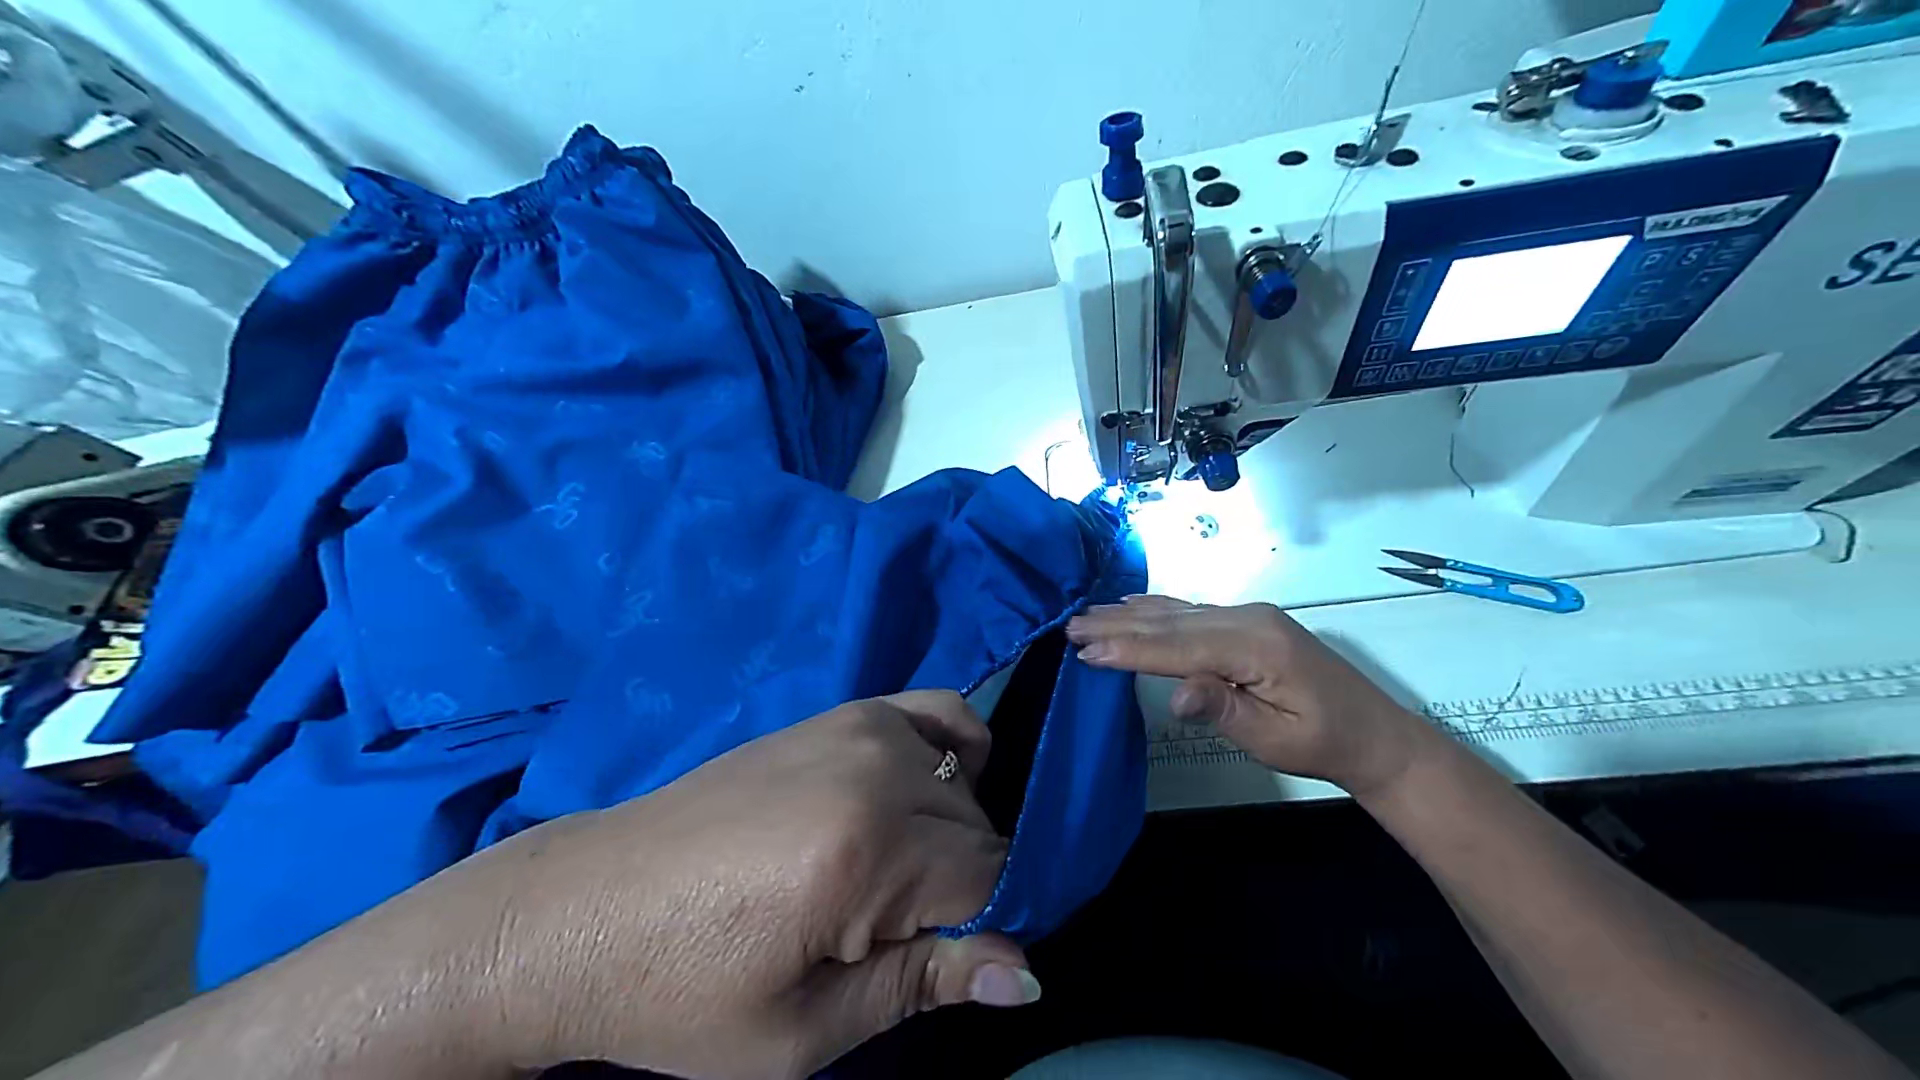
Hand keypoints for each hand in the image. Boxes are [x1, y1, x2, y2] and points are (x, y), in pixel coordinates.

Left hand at [413, 692, 1036, 1078]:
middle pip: (979, 827)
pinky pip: (938, 712)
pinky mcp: (843, 711)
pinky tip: (928, 786)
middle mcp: (875, 768)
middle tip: (893, 931)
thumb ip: (922, 986)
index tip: (931, 960)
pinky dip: (956, 749)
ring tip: (892, 871)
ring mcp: (859, 726)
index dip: (976, 930)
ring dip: (950, 831)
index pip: (989, 877)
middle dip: (960, 886)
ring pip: (965, 782)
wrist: (588, 904)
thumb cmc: (684, 990)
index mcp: (864, 850)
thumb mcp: (802, 1029)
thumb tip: (1028, 975)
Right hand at [1067, 596, 1434, 795]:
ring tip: (1088, 614)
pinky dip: (1157, 609)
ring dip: (1130, 614)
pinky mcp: (1247, 621)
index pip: (1178, 646)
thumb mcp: (1273, 738)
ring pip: (1177, 612)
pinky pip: (1192, 611)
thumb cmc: (1323, 743)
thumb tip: (1174, 693)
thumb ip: (1222, 707)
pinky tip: (1133, 604)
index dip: (1128, 649)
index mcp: (1255, 646)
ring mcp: (1248, 615)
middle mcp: (1247, 618)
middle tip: (1070, 626)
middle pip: (1171, 622)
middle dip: (1117, 625)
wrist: (1375, 734)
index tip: (1084, 649)